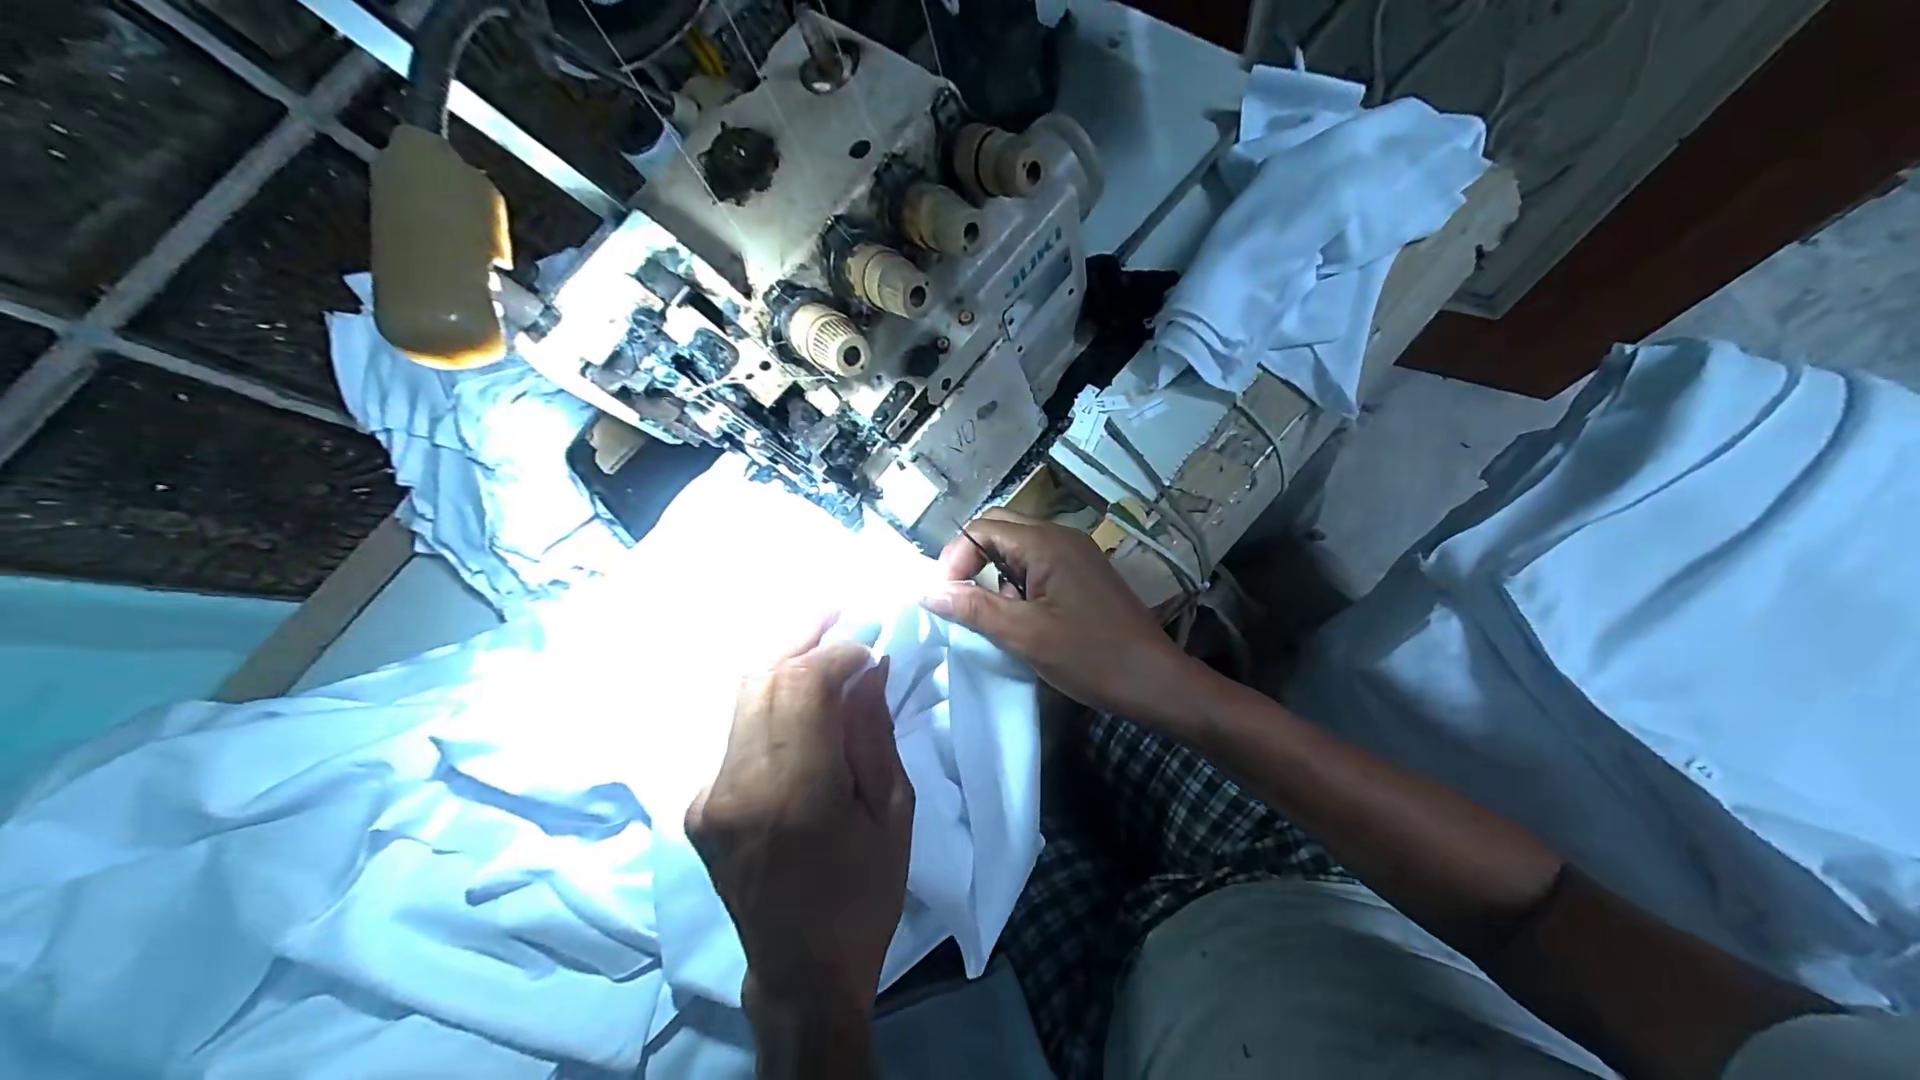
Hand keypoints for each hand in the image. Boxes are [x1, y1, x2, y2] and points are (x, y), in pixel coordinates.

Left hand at [685, 622, 913, 1025]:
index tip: (870, 646)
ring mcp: (708, 794)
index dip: (838, 651)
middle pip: (765, 677)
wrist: (800, 971)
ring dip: (784, 660)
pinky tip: (798, 692)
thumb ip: (873, 733)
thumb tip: (870, 668)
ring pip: (743, 695)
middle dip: (806, 637)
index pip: (805, 685)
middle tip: (841, 613)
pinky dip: (770, 699)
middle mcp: (739, 785)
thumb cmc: (864, 895)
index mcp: (797, 794)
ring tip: (820, 634)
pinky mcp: (697, 804)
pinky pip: (737, 729)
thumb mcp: (892, 813)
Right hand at [922, 508, 1206, 728]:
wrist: (1155, 680)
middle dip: (972, 562)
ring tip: (997, 616)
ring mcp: (1076, 554)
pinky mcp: (1084, 573)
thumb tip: (930, 592)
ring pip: (1017, 548)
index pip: (981, 529)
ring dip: (996, 575)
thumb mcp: (1024, 634)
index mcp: (1046, 543)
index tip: (947, 599)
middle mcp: (1061, 537)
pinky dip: (1019, 584)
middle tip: (962, 602)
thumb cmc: (1090, 656)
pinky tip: (1024, 618)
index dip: (955, 560)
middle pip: (999, 530)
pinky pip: (1038, 564)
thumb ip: (974, 608)